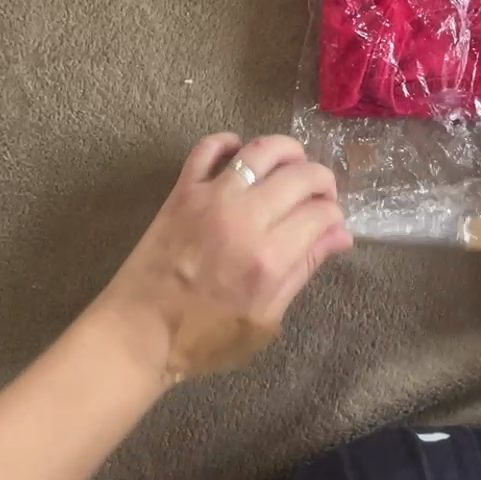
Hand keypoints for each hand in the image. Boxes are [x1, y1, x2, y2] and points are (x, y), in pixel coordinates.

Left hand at [94, 134, 352, 382]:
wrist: (139, 333)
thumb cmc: (205, 337)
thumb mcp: (266, 318)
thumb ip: (304, 269)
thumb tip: (341, 235)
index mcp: (269, 258)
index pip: (320, 214)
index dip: (334, 215)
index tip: (331, 222)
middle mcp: (245, 219)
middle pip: (302, 175)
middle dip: (322, 180)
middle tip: (320, 194)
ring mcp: (212, 198)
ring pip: (262, 150)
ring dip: (288, 151)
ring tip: (293, 165)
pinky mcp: (184, 189)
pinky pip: (209, 147)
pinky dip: (229, 142)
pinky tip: (241, 156)